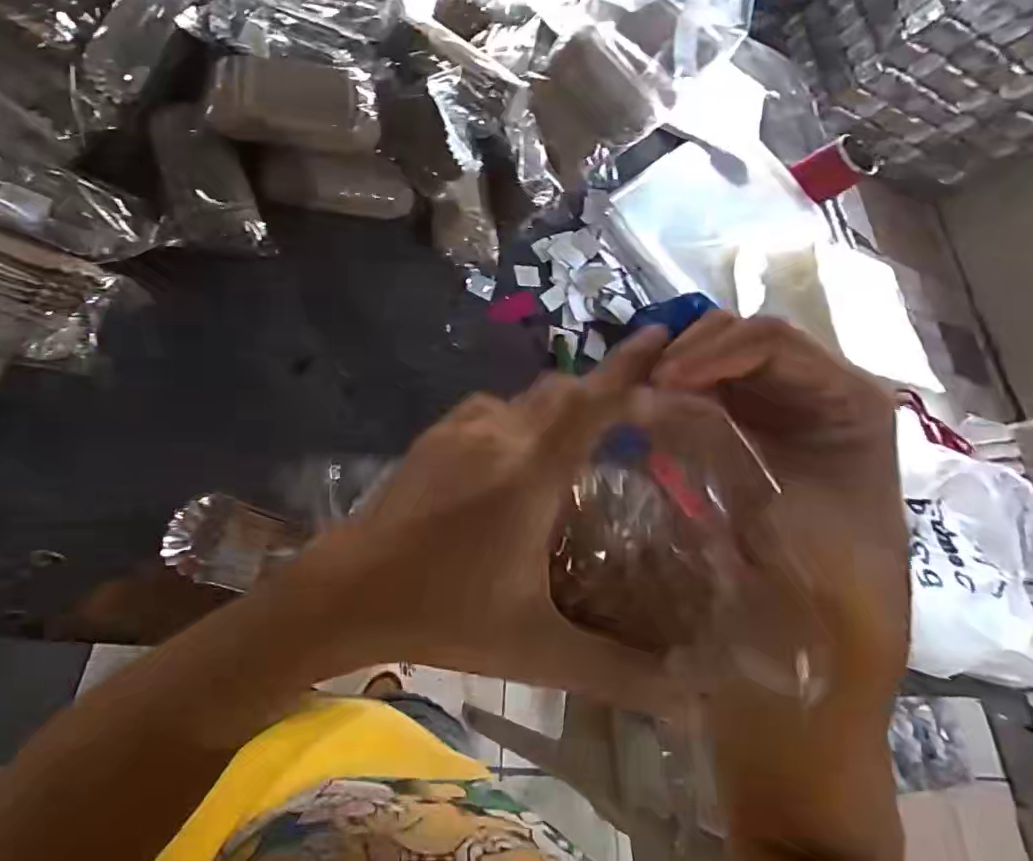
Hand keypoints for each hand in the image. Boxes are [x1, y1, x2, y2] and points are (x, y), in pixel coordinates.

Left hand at [286, 327, 685, 714]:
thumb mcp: (535, 646)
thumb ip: (613, 670)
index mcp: (532, 470)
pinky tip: (515, 461)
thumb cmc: (444, 614)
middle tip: (632, 417)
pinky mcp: (436, 433)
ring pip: (528, 398)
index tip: (661, 334)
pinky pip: (494, 409)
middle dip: (601, 391)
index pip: (594, 401)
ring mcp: (463, 427)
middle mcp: (501, 432)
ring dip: (560, 410)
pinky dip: (521, 421)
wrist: (347, 590)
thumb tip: (685, 698)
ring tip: (576, 449)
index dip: (631, 365)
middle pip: (564, 390)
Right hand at [648, 312, 908, 700]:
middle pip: (747, 339)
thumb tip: (649, 392)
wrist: (830, 650)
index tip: (661, 383)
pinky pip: (716, 390)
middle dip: (691, 354)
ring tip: (645, 396)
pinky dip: (681, 391)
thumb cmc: (815, 580)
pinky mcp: (761, 428)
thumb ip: (707, 435)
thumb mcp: (764, 498)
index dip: (709, 351)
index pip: (772, 341)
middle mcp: (824, 391)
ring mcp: (790, 408)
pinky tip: (654, 407)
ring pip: (726, 357)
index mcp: (850, 398)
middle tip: (645, 388)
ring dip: (682, 368)